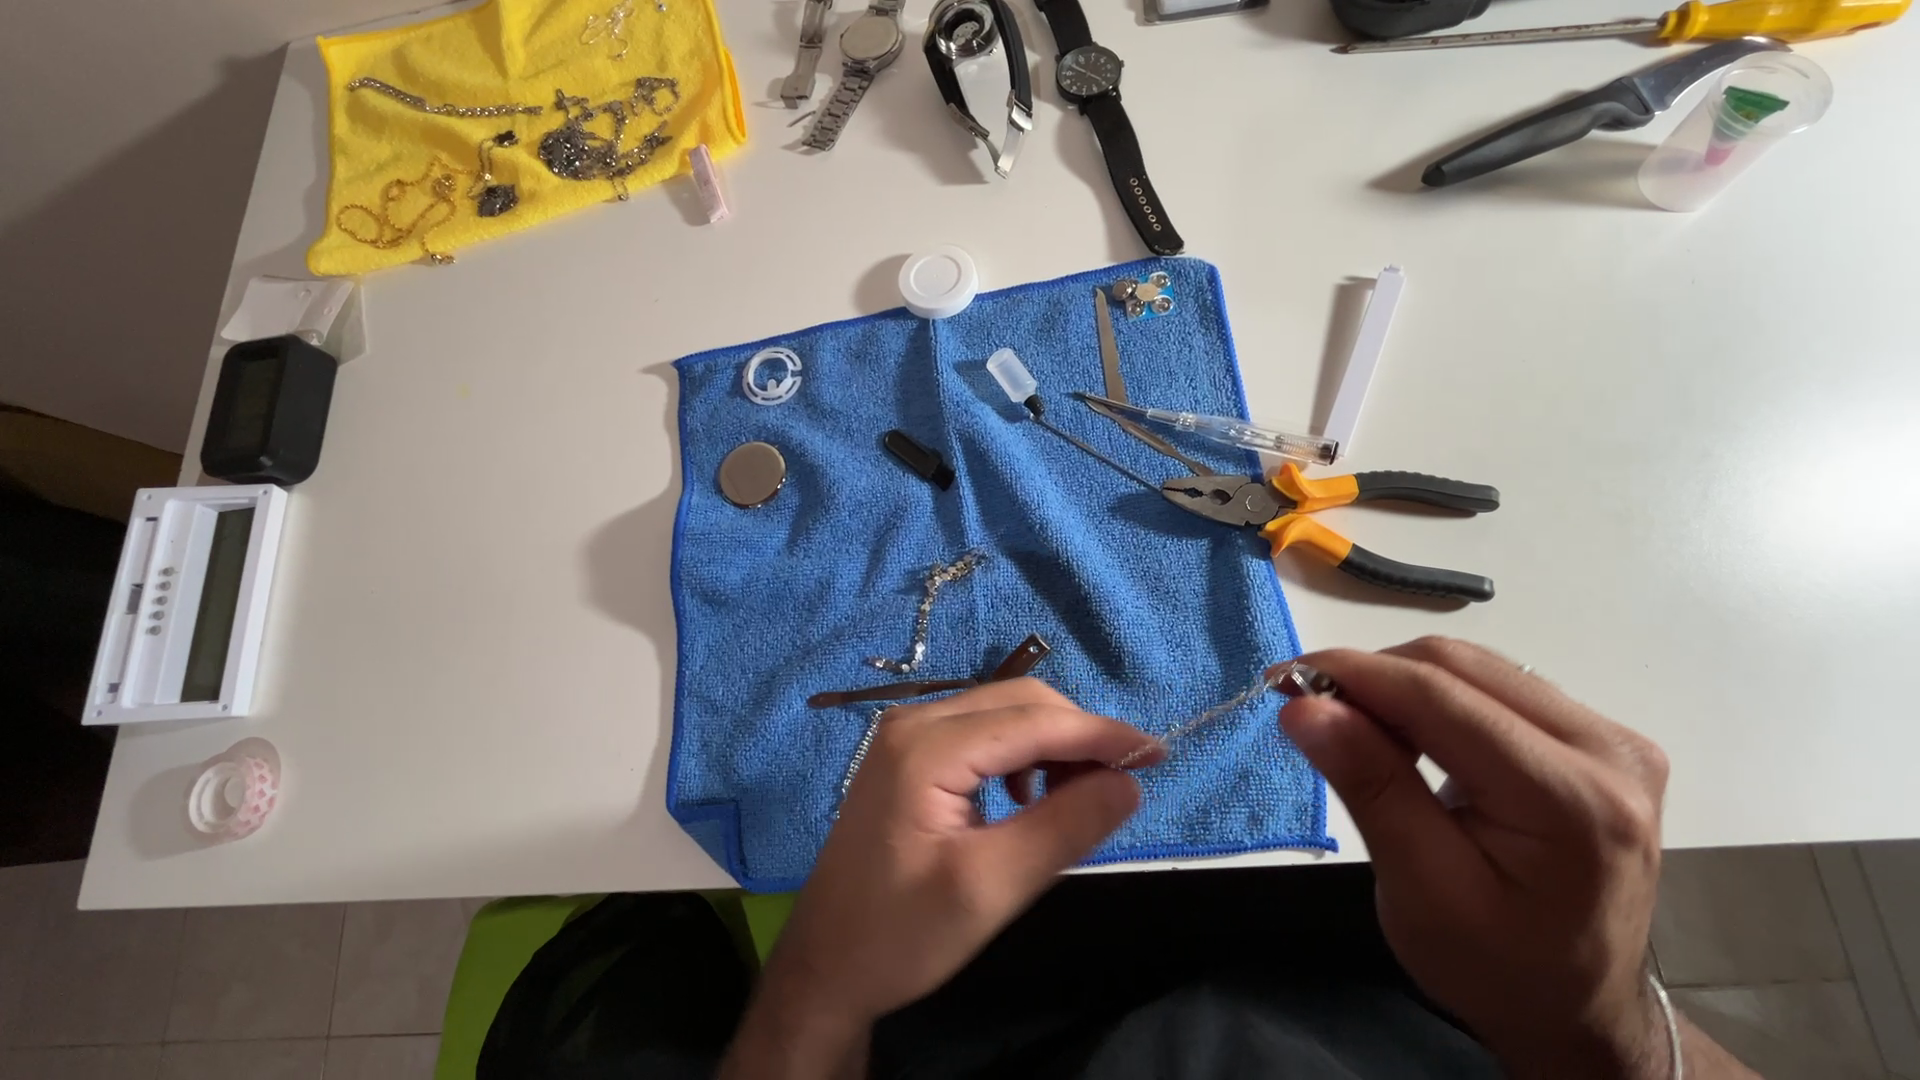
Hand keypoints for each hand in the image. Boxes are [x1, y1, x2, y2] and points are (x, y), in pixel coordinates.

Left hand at [720, 678, 1162, 1078]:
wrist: (826, 962)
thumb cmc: (900, 933)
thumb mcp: (990, 889)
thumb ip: (1063, 829)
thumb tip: (1129, 783)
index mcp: (926, 746)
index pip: (1034, 720)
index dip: (1101, 734)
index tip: (1158, 754)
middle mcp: (915, 721)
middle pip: (1020, 703)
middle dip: (1078, 737)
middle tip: (1122, 785)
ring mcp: (908, 734)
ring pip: (1004, 714)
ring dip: (1052, 745)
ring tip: (1079, 798)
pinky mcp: (910, 754)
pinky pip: (983, 733)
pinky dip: (1022, 755)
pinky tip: (1028, 798)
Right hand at [1279, 638, 1672, 1078]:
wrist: (1574, 1009)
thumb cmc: (1492, 964)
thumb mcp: (1418, 888)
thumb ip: (1370, 786)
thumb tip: (1303, 706)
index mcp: (1574, 799)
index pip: (1440, 696)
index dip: (1350, 674)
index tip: (1279, 680)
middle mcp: (1609, 749)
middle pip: (1457, 666)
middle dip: (1368, 677)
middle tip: (1309, 712)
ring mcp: (1610, 737)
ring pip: (1469, 666)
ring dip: (1394, 684)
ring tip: (1353, 730)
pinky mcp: (1596, 736)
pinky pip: (1490, 683)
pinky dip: (1427, 696)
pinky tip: (1403, 734)